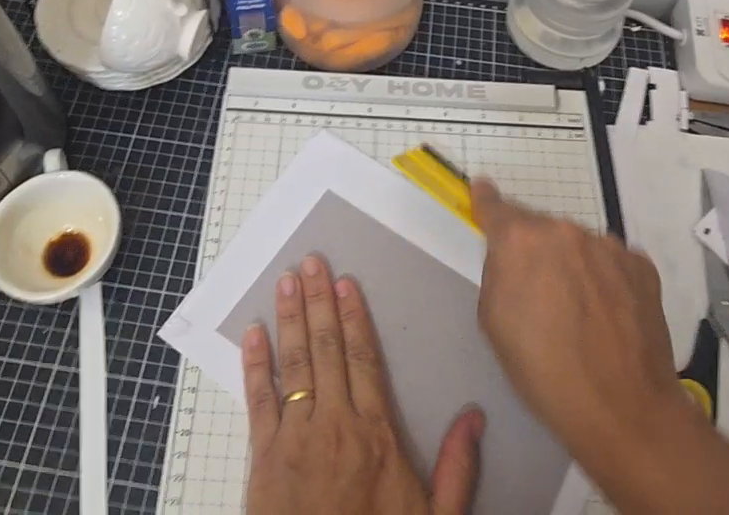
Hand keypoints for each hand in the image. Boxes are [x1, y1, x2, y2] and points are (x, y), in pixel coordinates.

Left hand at [243, 253, 485, 514]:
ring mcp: (295, 437)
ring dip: (289, 318)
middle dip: (319, 301)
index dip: (353, 317)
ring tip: (287, 280)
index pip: (364, 359)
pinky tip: (253, 333)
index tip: (346, 283)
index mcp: (375, 433)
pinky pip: (258, 400)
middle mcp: (334, 423)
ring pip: (293, 363)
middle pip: (326, 349)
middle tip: (312, 261)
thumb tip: (475, 417)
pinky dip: (254, 363)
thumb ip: (457, 467)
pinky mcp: (263, 456)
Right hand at [469, 179, 677, 454]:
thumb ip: (497, 273)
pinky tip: (607, 314)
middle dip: (534, 250)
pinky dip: (603, 277)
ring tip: (578, 311)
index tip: (482, 191)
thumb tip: (510, 257)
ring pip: (577, 244)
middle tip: (538, 293)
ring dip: (571, 263)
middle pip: (540, 229)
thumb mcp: (493, 321)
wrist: (623, 407)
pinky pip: (610, 261)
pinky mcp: (641, 266)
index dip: (485, 201)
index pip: (495, 207)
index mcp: (521, 241)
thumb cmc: (543, 370)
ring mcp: (608, 246)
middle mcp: (565, 231)